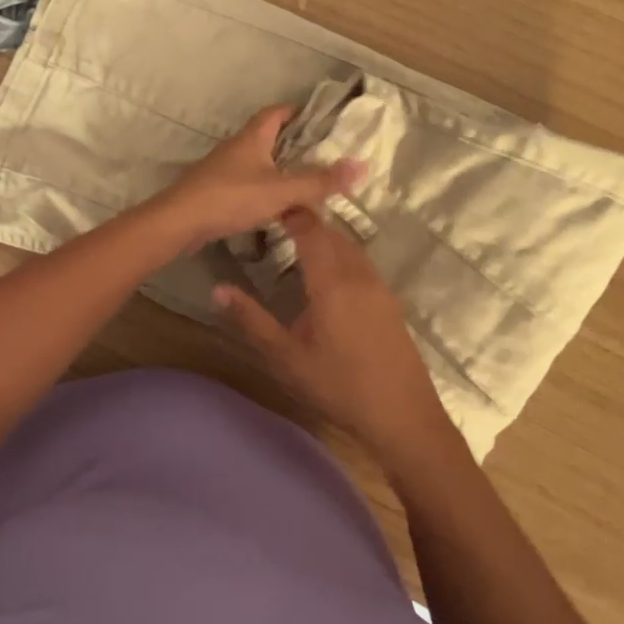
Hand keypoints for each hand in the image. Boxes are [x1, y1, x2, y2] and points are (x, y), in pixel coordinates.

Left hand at [148, 104, 356, 251]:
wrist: (179, 222)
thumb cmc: (229, 198)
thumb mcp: (281, 190)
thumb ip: (319, 181)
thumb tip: (361, 165)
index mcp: (251, 138)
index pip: (276, 113)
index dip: (297, 110)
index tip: (320, 115)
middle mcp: (235, 148)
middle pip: (267, 137)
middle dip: (293, 141)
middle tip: (322, 152)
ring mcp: (222, 170)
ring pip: (257, 162)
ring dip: (279, 168)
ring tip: (306, 181)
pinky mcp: (215, 191)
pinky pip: (247, 184)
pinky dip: (265, 189)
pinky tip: (278, 207)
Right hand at [216, 209, 445, 447]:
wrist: (404, 419)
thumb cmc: (339, 387)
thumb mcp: (286, 357)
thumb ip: (252, 320)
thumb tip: (218, 289)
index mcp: (333, 284)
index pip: (313, 232)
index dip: (294, 214)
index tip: (272, 205)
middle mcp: (360, 278)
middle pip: (335, 236)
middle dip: (309, 224)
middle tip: (280, 223)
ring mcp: (381, 291)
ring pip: (353, 249)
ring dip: (328, 240)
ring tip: (301, 245)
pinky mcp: (391, 305)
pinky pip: (363, 266)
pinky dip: (343, 257)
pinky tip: (329, 277)